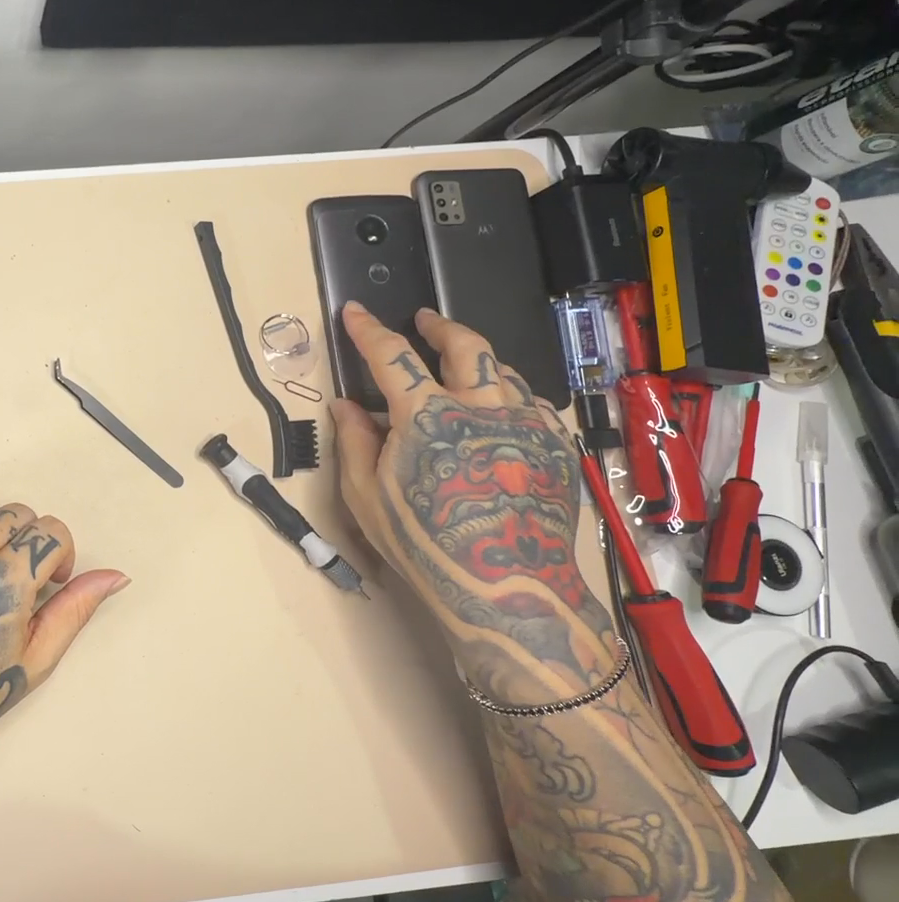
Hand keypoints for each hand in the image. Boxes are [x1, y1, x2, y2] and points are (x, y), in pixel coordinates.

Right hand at [329, 304, 616, 689]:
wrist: (507, 589)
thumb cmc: (423, 544)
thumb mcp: (366, 497)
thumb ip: (355, 442)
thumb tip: (345, 404)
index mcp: (427, 417)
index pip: (391, 355)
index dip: (368, 330)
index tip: (354, 312)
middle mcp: (482, 408)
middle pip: (465, 345)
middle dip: (439, 325)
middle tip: (424, 320)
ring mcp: (527, 425)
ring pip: (504, 370)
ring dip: (476, 359)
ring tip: (459, 364)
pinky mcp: (556, 447)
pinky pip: (532, 402)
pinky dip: (508, 392)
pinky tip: (498, 407)